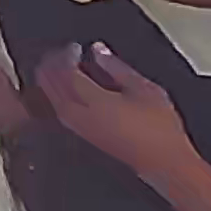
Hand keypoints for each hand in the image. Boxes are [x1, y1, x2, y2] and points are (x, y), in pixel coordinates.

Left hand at [35, 43, 199, 181]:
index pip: (64, 69)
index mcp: (89, 99)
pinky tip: (71, 82)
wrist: (163, 163)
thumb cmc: (158, 127)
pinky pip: (53, 100)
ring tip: (69, 64)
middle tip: (68, 52)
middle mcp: (73, 109)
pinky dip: (55, 86)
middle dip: (54, 60)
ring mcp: (70, 120)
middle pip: (48, 77)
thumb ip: (116, 67)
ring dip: (52, 72)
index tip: (76, 47)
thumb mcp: (145, 90)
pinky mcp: (74, 128)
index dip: (66, 54)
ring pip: (47, 88)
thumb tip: (98, 49)